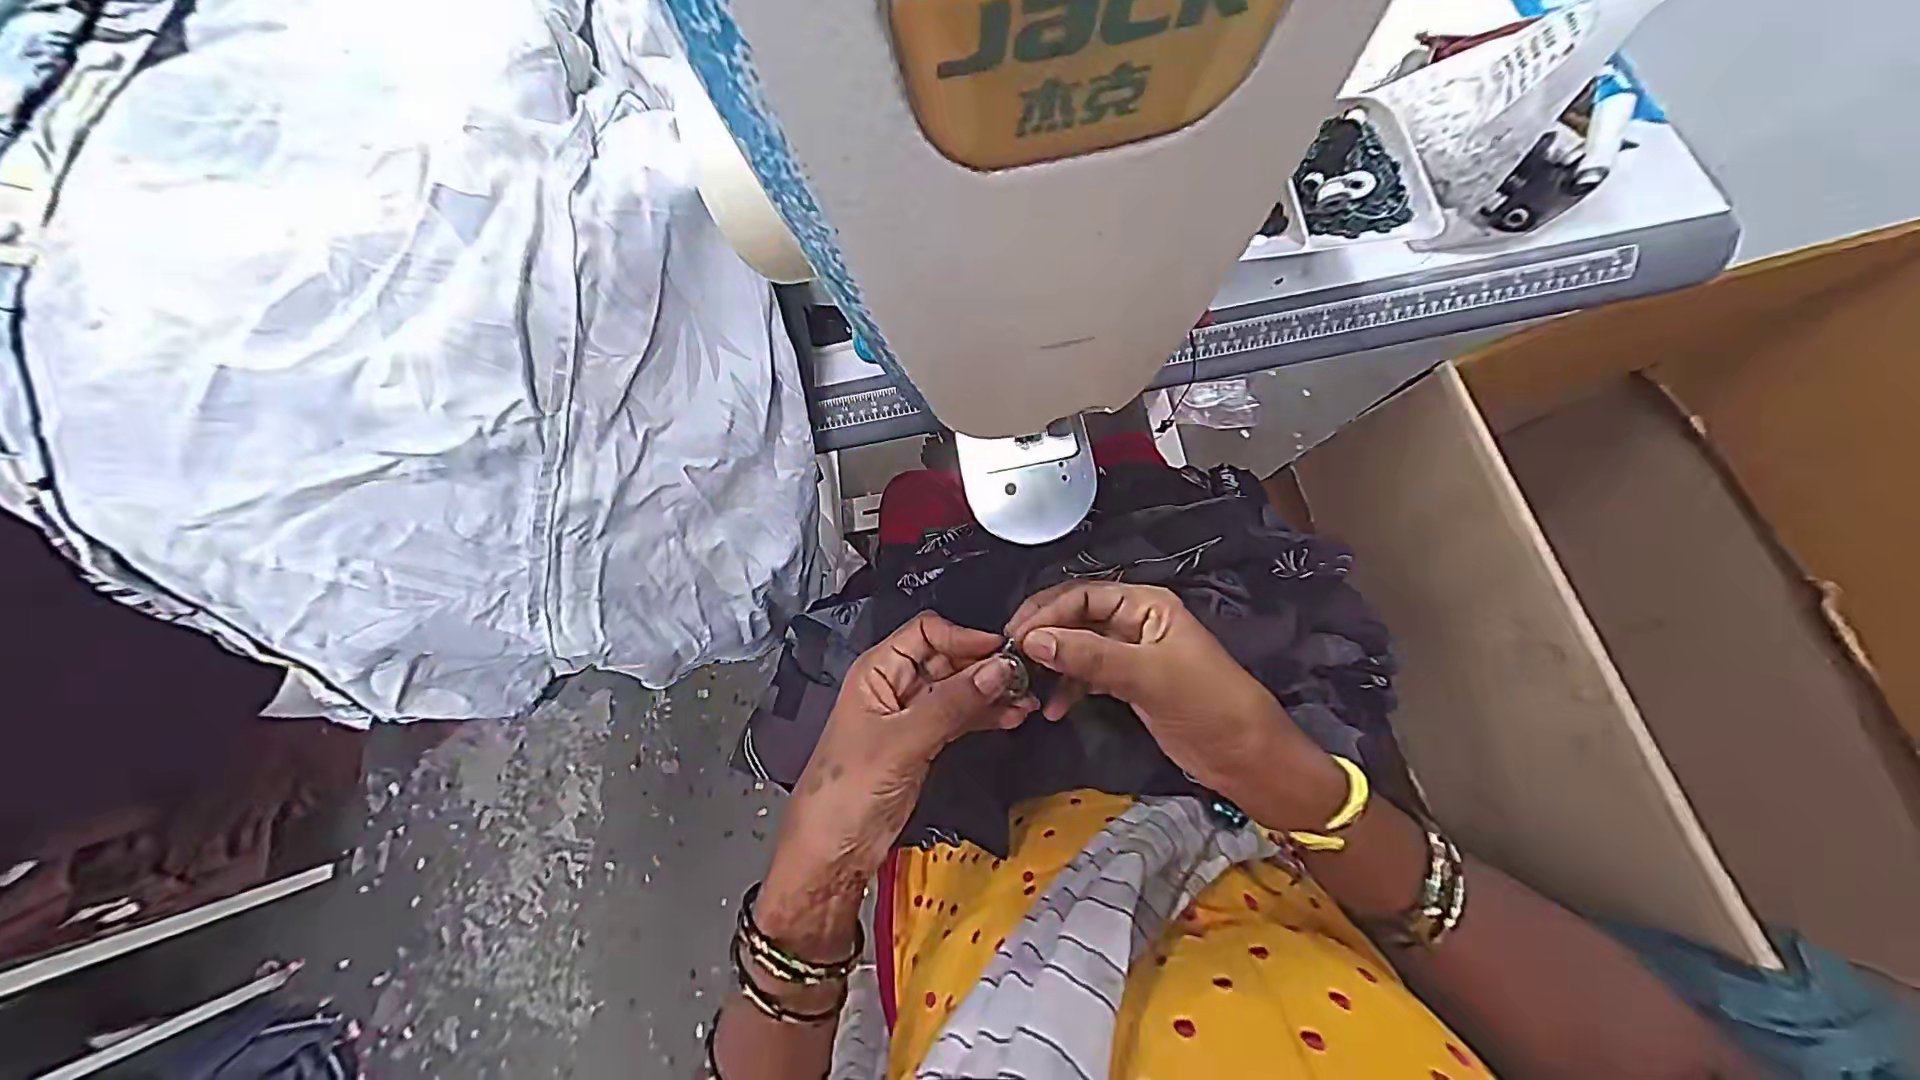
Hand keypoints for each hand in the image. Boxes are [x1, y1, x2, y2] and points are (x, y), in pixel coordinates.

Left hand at [759, 613, 1034, 954]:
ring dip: (991, 691)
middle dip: (983, 665)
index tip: (999, 651)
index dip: (963, 636)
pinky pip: (961, 715)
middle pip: (947, 657)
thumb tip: (996, 670)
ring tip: (1024, 698)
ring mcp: (912, 714)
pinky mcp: (925, 741)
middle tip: (1021, 676)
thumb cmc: (844, 795)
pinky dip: (985, 715)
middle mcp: (895, 685)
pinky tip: (1010, 716)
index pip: (926, 632)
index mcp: (877, 671)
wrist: (832, 856)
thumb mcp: (902, 742)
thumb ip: (952, 704)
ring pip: (959, 687)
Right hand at [1006, 581, 1343, 831]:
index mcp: (1144, 604)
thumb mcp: (1147, 674)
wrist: (1248, 758)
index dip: (1046, 613)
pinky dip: (1068, 688)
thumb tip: (1033, 640)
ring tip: (1027, 683)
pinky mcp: (1128, 682)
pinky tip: (1052, 707)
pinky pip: (1086, 675)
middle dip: (1043, 634)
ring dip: (1052, 663)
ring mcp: (1129, 653)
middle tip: (1011, 656)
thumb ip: (1088, 655)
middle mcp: (1134, 621)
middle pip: (1074, 617)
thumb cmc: (1207, 704)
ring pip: (1076, 647)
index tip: (1016, 639)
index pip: (1081, 596)